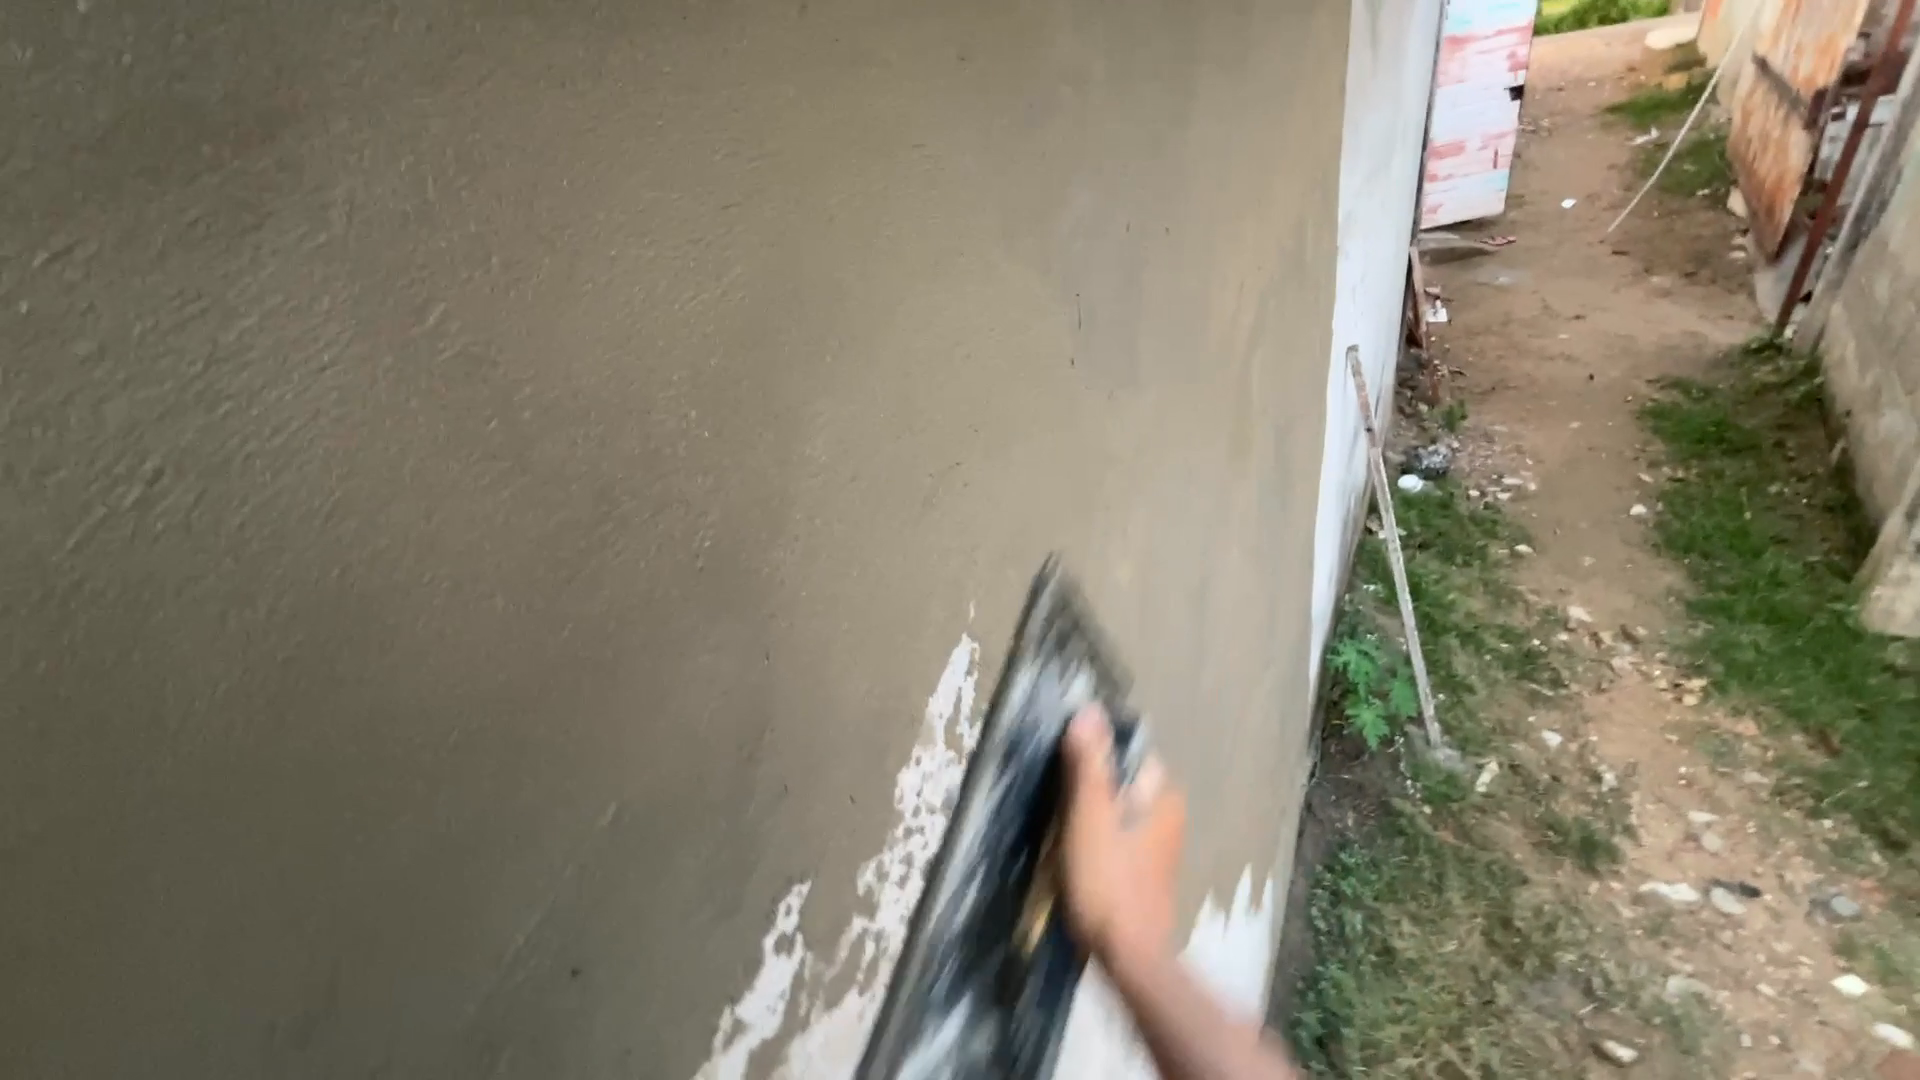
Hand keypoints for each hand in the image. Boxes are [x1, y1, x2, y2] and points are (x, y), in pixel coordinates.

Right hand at [1057, 705, 1186, 969]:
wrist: (1129, 958)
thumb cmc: (1107, 880)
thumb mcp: (1090, 815)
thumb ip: (1089, 762)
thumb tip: (1088, 709)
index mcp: (1162, 795)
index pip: (1127, 752)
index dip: (1095, 755)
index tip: (1064, 768)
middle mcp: (1169, 815)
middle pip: (1122, 781)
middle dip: (1092, 784)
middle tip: (1058, 800)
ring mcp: (1160, 847)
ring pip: (1119, 810)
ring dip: (1092, 813)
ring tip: (1062, 827)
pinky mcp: (1147, 873)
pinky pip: (1119, 837)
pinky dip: (1099, 838)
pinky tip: (1078, 855)